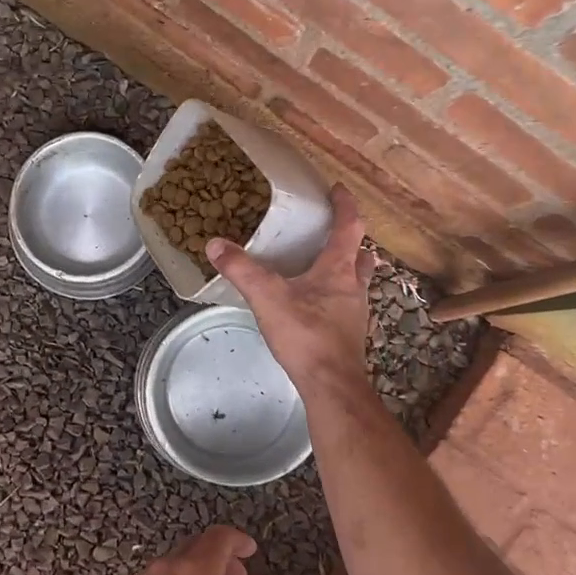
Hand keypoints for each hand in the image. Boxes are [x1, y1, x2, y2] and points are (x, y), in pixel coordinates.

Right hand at [207, 185, 376, 395]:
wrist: (331, 384)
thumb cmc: (306, 335)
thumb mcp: (267, 298)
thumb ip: (242, 270)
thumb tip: (214, 244)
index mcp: (338, 269)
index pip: (350, 226)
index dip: (345, 205)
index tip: (337, 190)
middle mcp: (354, 287)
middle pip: (361, 255)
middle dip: (351, 241)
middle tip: (333, 232)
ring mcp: (355, 314)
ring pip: (357, 282)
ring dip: (347, 271)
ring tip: (324, 268)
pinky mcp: (348, 336)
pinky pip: (346, 306)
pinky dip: (336, 298)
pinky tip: (316, 306)